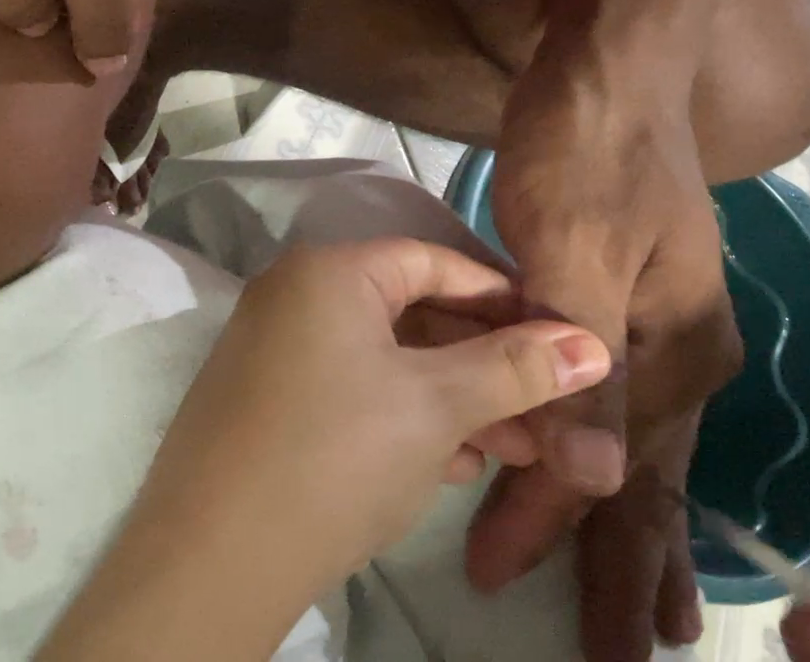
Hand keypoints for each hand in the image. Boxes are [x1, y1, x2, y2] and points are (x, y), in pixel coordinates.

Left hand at [148, 240, 613, 593]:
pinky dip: (401, 415)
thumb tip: (590, 341)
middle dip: (482, 363)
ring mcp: (273, 348)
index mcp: (326, 272)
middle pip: (408, 312)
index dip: (501, 297)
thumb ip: (513, 368)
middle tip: (546, 412)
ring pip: (382, 359)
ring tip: (514, 451)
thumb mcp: (436, 406)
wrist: (219, 548)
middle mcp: (292, 296)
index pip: (431, 261)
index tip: (561, 337)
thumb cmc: (339, 454)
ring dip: (450, 399)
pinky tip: (451, 464)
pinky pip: (349, 389)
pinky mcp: (266, 398)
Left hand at [471, 42, 743, 660]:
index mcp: (667, 350)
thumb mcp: (572, 257)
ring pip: (607, 436)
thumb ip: (577, 362)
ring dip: (583, 502)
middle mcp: (666, 349)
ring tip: (578, 579)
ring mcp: (636, 320)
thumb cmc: (583, 154)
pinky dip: (554, 432)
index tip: (509, 578)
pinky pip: (580, 388)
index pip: (613, 469)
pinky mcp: (597, 293)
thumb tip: (600, 480)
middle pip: (633, 472)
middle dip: (613, 557)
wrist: (604, 68)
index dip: (562, 532)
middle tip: (612, 645)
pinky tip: (532, 458)